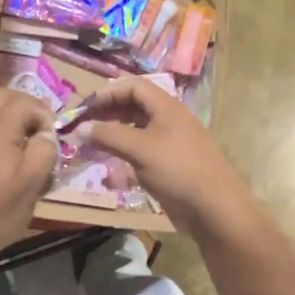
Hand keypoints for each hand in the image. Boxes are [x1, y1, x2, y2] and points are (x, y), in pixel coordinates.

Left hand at [0, 90, 57, 259]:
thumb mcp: (31, 188)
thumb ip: (43, 152)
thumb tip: (46, 134)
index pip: (24, 101)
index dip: (43, 113)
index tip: (50, 138)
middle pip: (2, 96)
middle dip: (26, 108)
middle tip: (38, 132)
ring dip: (9, 121)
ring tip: (21, 149)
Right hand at [75, 77, 247, 222]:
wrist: (214, 207)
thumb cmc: (177, 170)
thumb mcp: (140, 149)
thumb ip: (109, 136)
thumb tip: (80, 129)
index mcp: (166, 107)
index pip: (133, 87)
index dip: (108, 93)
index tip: (85, 108)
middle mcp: (170, 119)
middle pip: (135, 105)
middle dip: (108, 112)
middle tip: (84, 126)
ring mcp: (172, 142)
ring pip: (138, 128)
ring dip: (115, 132)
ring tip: (92, 142)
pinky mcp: (171, 163)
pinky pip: (144, 149)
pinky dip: (125, 150)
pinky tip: (112, 160)